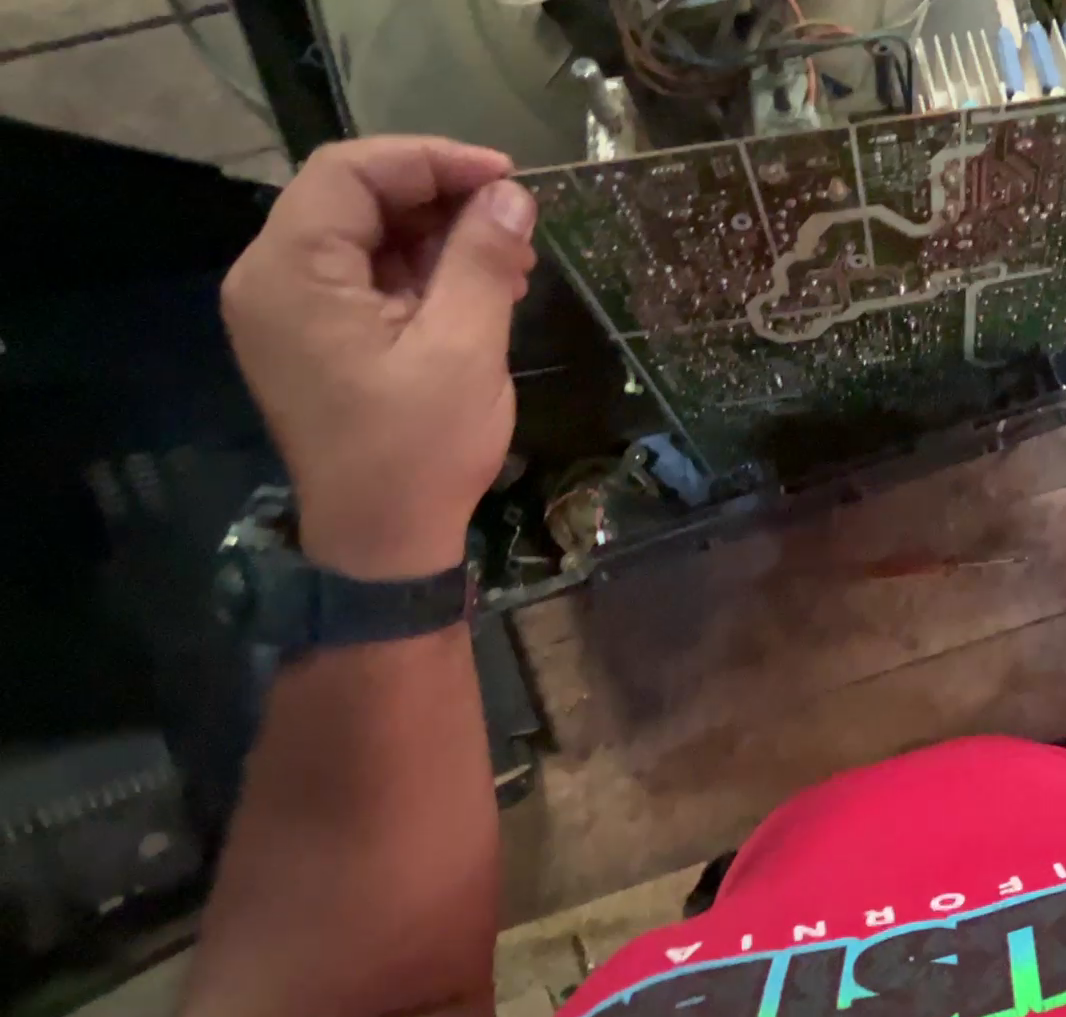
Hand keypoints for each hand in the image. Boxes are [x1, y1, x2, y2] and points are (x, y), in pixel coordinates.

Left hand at [221, 136, 537, 578]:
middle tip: (520, 225)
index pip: (352, 174)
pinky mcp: (324, 342)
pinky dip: (429, 277)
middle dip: (444, 203)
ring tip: (515, 261)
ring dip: (443, 241)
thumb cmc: (422, 447)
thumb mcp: (464, 350)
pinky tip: (484, 290)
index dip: (433, 161)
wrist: (386, 538)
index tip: (509, 176)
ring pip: (371, 244)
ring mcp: (298, 314)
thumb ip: (482, 263)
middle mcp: (277, 280)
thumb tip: (513, 197)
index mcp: (293, 272)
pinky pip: (374, 285)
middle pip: (357, 203)